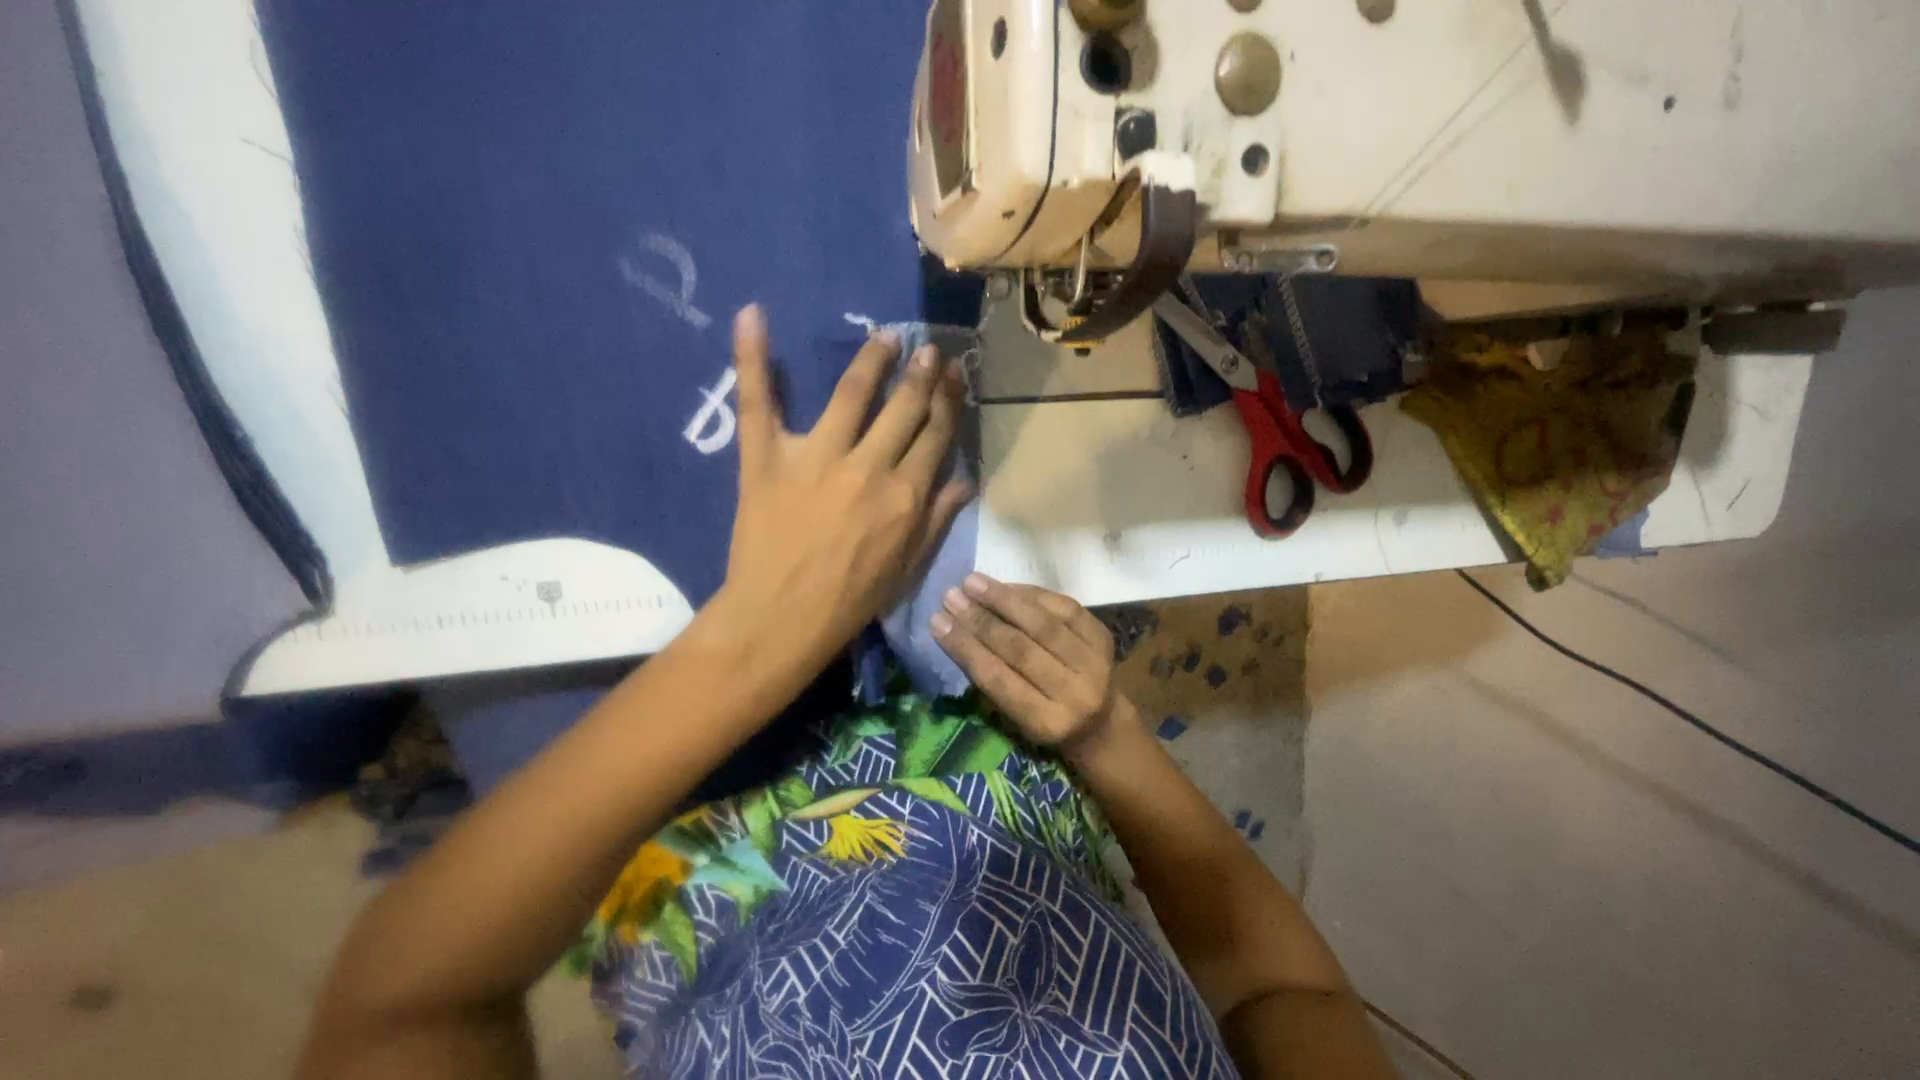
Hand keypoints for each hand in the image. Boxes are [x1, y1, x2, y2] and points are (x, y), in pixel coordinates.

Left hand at [718, 305, 971, 668]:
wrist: (781, 620)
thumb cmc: (849, 601)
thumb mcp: (906, 567)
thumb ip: (937, 520)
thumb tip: (965, 480)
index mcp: (905, 496)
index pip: (935, 436)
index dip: (949, 401)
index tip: (955, 375)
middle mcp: (868, 468)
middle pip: (903, 409)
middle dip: (921, 375)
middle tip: (928, 349)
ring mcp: (815, 458)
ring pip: (851, 394)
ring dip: (872, 361)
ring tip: (884, 337)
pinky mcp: (766, 458)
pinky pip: (758, 402)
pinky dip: (752, 357)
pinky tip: (752, 315)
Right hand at [930, 573, 1134, 755]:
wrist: (1102, 723)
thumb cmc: (1045, 720)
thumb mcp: (1015, 717)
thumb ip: (990, 678)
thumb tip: (954, 628)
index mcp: (1046, 723)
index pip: (998, 679)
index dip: (965, 648)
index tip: (937, 621)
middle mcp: (1075, 694)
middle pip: (1020, 649)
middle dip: (980, 620)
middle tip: (950, 597)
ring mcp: (1094, 664)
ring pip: (1042, 624)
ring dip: (1002, 599)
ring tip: (971, 582)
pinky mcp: (1103, 638)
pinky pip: (1064, 608)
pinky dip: (1031, 594)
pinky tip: (1004, 585)